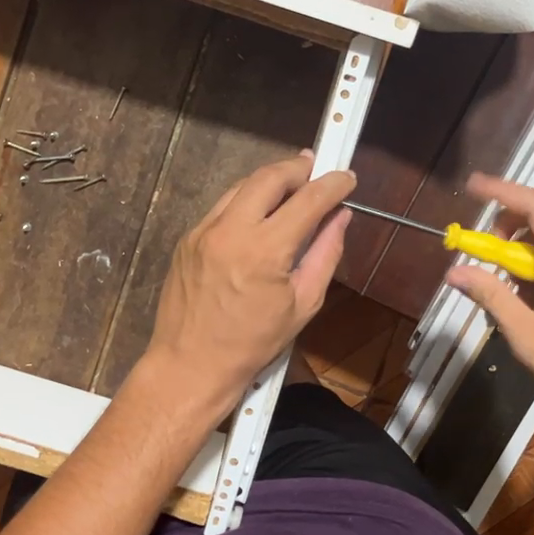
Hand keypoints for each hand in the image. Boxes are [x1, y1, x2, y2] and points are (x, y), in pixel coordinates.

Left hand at [133, 152, 355, 420]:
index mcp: (264, 252)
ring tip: (291, 186)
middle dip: (297, 168)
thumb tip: (340, 217)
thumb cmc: (253, 344)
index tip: (346, 177)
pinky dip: (246, 202)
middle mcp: (230, 232)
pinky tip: (259, 215)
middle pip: (268, 177)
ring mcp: (203, 232)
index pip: (307, 200)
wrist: (190, 365)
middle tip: (316, 170)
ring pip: (241, 186)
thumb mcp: (303, 305)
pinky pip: (222, 207)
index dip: (332, 184)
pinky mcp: (187, 238)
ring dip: (270, 181)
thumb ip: (325, 254)